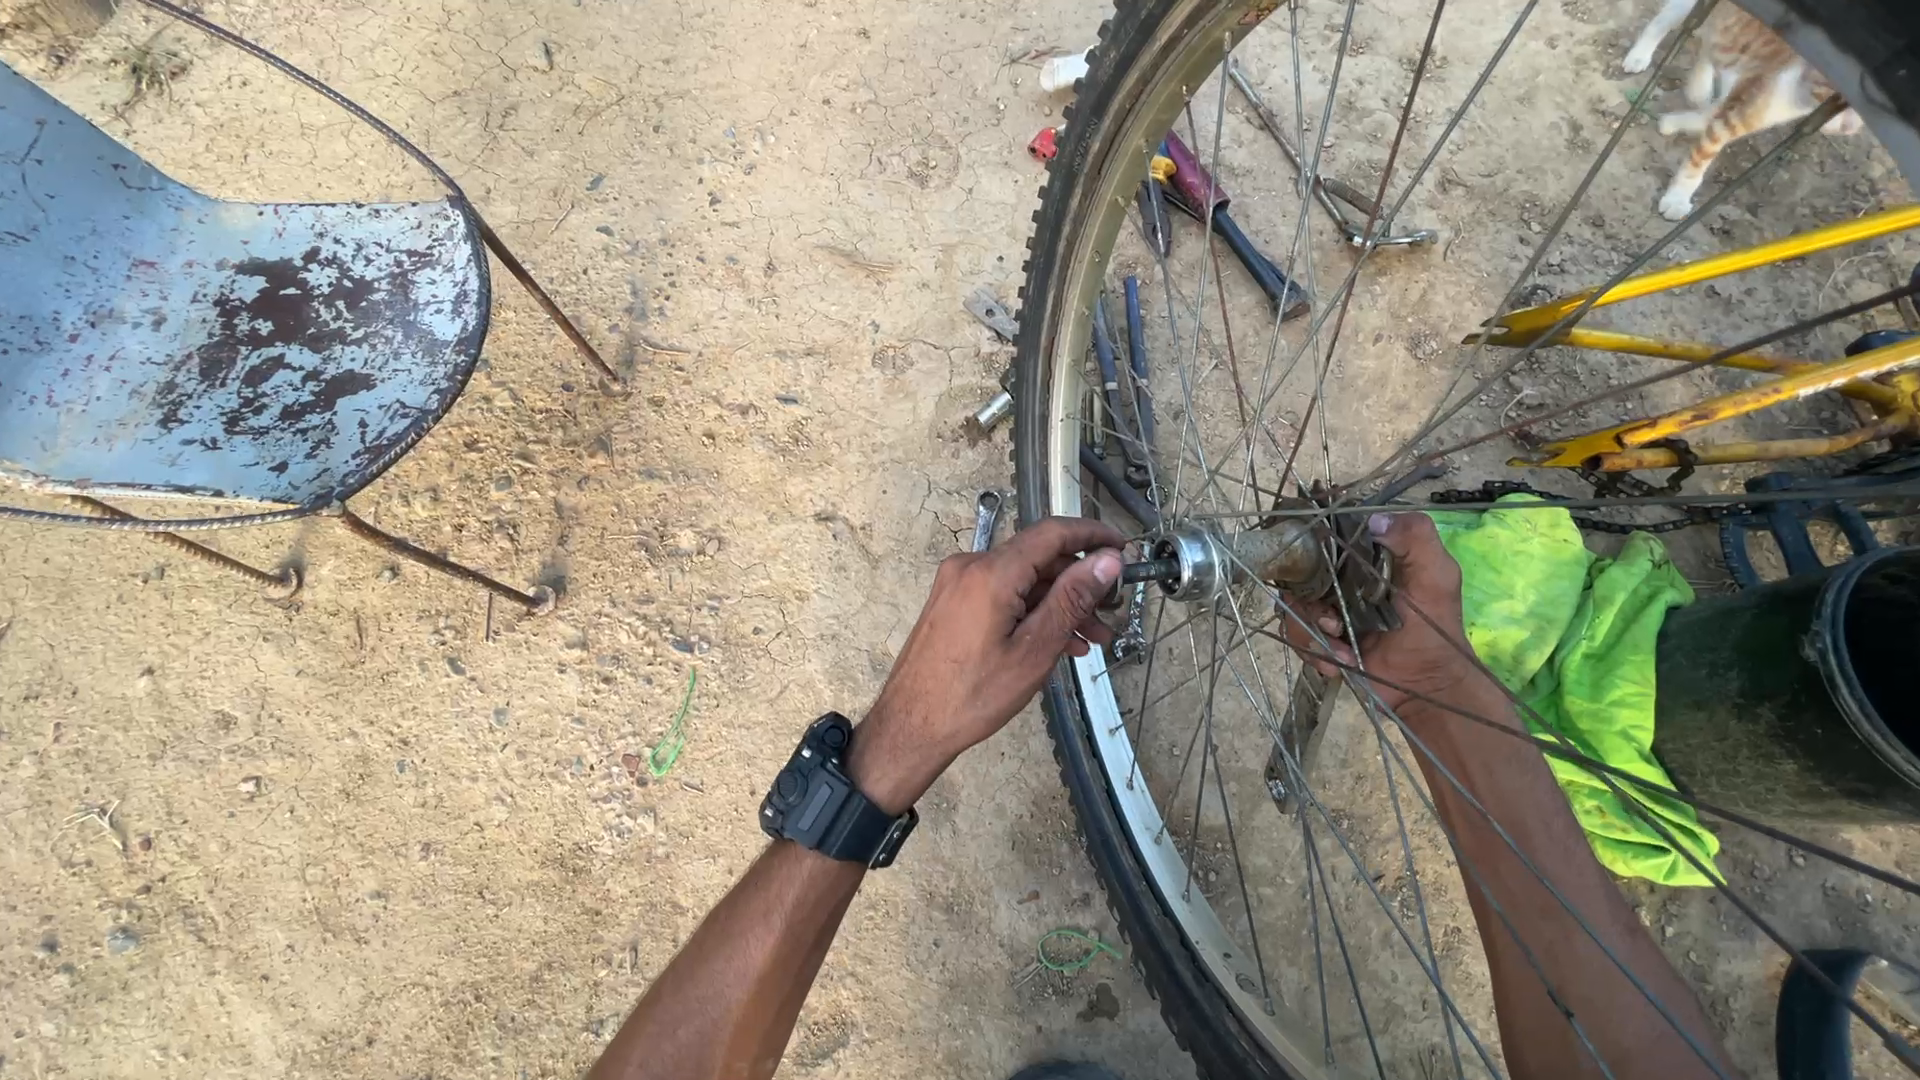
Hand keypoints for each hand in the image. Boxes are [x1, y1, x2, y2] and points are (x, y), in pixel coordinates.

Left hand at [847, 516, 1126, 812]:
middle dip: (1079, 585)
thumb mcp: (1034, 650)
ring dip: (1057, 604)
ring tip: (1090, 640)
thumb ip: (1072, 598)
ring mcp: (957, 584)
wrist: (910, 726)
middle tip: (1111, 615)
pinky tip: (1056, 642)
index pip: (1052, 533)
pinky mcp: (951, 602)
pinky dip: (1030, 612)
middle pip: (1038, 559)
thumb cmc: (972, 696)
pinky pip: (1001, 594)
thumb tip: (1107, 561)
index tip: (1123, 547)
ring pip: (1022, 580)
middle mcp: (970, 567)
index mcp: (991, 573)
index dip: (1092, 535)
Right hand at [1280, 512, 1485, 714]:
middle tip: (1333, 622)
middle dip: (1309, 602)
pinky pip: (1296, 635)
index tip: (1312, 567)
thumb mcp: (1436, 576)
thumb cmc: (1433, 627)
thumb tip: (1374, 519)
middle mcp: (1340, 579)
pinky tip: (1340, 662)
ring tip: (1340, 647)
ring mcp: (1327, 608)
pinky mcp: (1318, 637)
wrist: (1425, 685)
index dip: (1311, 550)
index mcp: (1363, 558)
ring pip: (1292, 607)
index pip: (1323, 540)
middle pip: (1299, 576)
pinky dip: (1316, 650)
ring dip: (1312, 629)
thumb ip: (1416, 538)